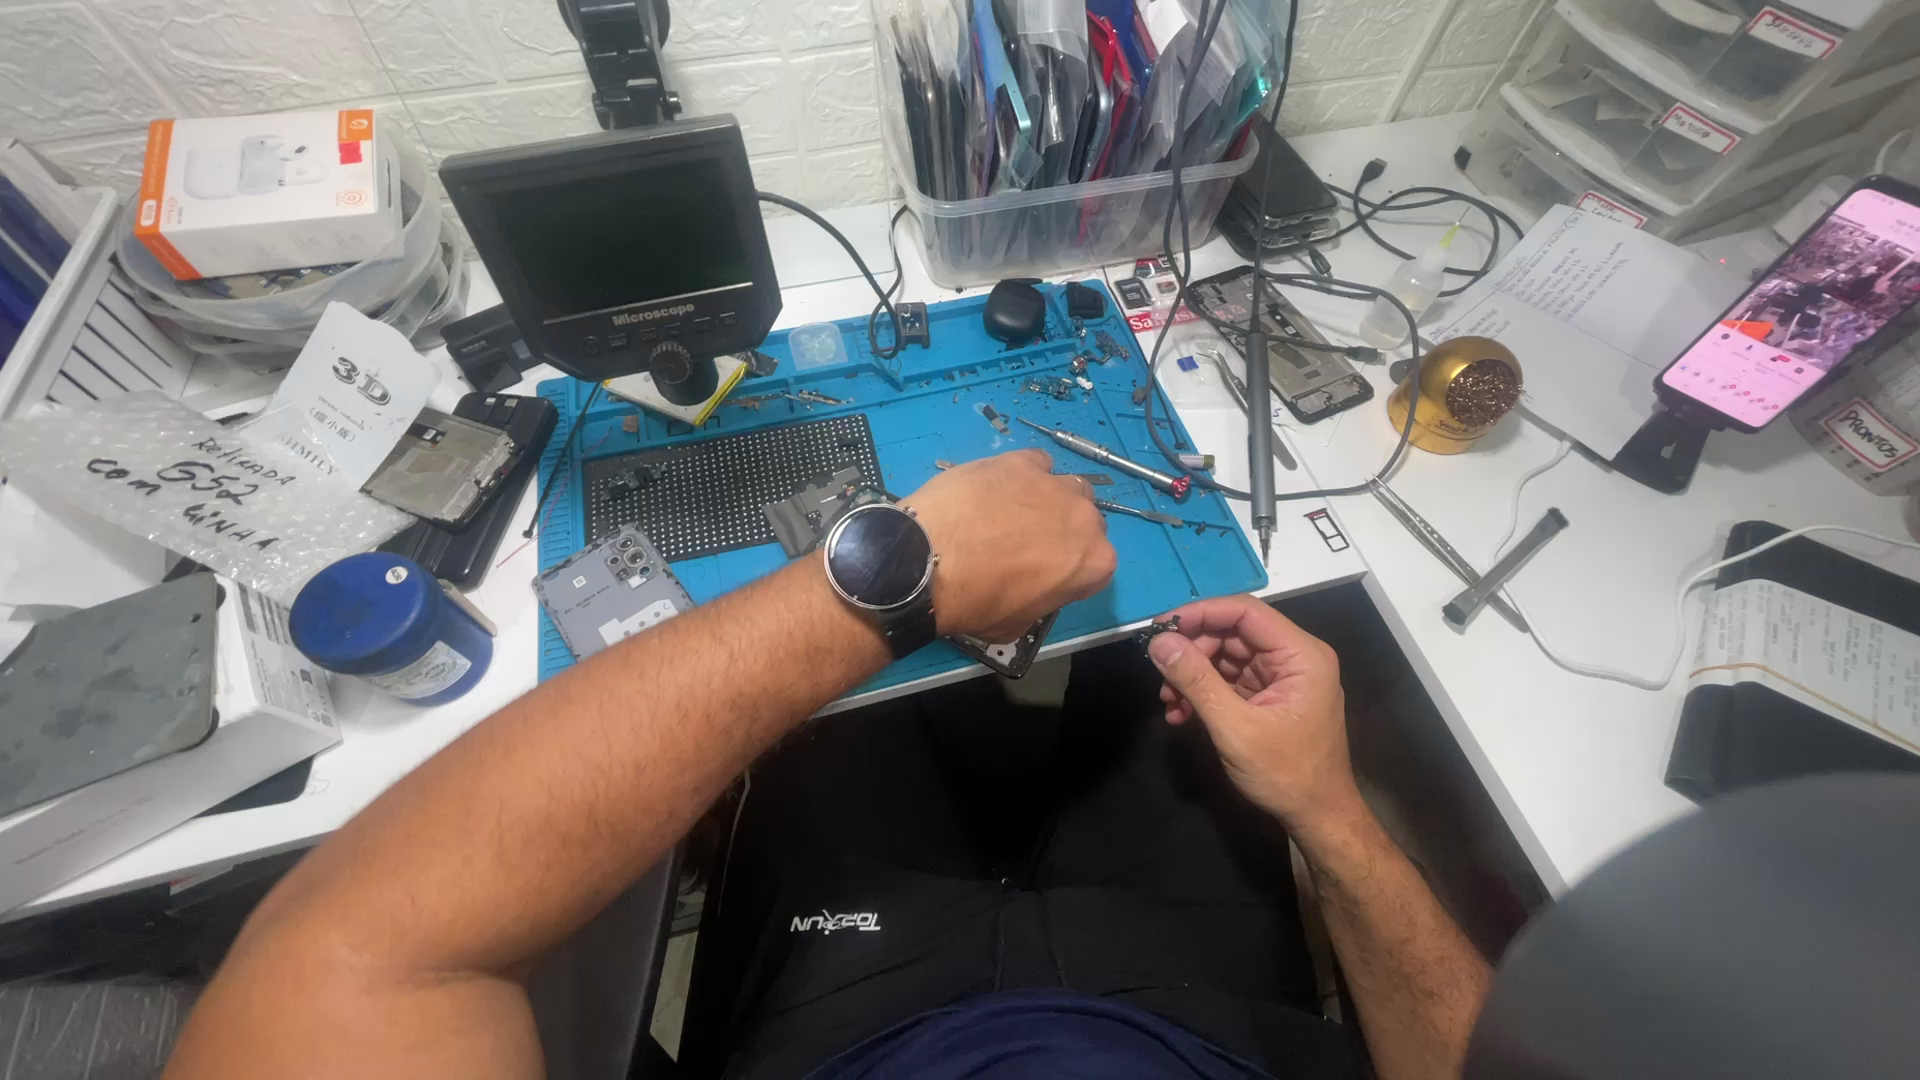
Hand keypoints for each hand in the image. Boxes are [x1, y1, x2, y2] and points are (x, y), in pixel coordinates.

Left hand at [902, 449, 1114, 641]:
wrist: (928, 563)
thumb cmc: (975, 603)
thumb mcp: (1017, 625)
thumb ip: (1040, 600)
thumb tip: (1030, 589)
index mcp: (1094, 563)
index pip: (1096, 565)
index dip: (1071, 573)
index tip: (1045, 576)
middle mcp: (1084, 518)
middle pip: (1085, 522)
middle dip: (1063, 533)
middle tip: (1026, 546)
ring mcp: (1053, 484)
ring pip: (1067, 488)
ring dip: (1050, 500)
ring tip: (1012, 514)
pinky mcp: (1019, 461)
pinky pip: (1036, 463)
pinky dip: (1024, 474)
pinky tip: (998, 488)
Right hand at [1147, 595, 1363, 833]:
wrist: (1317, 820)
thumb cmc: (1286, 774)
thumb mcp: (1235, 727)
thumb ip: (1196, 680)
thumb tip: (1159, 643)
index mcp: (1301, 655)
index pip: (1245, 612)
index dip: (1200, 613)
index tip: (1161, 627)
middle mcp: (1293, 657)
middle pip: (1231, 633)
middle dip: (1192, 652)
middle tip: (1161, 675)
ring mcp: (1280, 677)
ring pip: (1224, 656)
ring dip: (1192, 675)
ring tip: (1169, 702)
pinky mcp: (1268, 696)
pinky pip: (1227, 679)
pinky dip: (1202, 692)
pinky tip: (1180, 714)